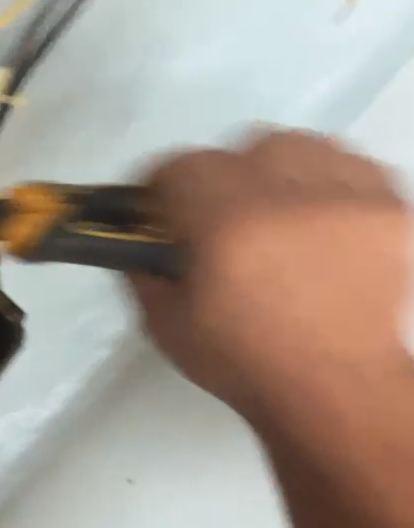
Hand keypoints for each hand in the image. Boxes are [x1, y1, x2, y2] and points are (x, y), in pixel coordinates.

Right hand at [131, 130, 410, 425]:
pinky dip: (321, 182)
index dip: (157, 182)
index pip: (186, 167)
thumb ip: (147, 271)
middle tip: (203, 211)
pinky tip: (305, 218)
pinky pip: (352, 167)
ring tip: (261, 209)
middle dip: (218, 172)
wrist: (331, 381)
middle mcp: (296, 198)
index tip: (147, 207)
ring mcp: (355, 198)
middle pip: (249, 145)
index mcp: (229, 227)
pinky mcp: (395, 207)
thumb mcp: (163, 320)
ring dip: (273, 169)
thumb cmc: (234, 357)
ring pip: (306, 147)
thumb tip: (138, 244)